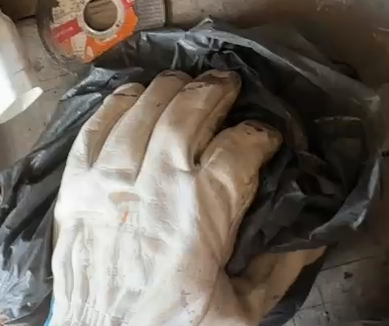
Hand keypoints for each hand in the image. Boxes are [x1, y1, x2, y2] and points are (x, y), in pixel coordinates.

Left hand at [52, 71, 322, 325]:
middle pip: (188, 112)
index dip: (260, 134)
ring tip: (190, 84)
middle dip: (216, 91)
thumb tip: (314, 232)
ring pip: (143, 108)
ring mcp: (107, 183)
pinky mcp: (74, 187)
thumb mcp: (238, 314)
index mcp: (198, 217)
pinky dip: (119, 102)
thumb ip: (277, 268)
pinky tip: (138, 93)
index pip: (238, 148)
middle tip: (231, 84)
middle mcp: (151, 188)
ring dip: (171, 88)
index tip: (269, 136)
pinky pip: (96, 125)